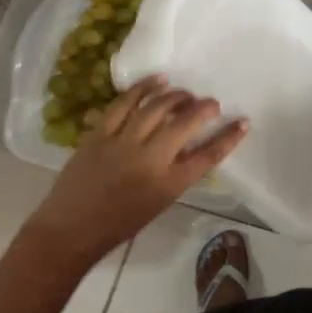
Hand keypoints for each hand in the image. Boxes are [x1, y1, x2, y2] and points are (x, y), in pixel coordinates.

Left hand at [31, 76, 247, 260]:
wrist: (69, 231)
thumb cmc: (117, 225)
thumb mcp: (157, 203)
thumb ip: (175, 174)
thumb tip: (189, 145)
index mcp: (167, 185)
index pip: (207, 156)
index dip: (228, 138)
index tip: (242, 122)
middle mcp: (149, 161)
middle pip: (185, 124)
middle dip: (203, 109)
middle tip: (212, 103)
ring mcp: (122, 144)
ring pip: (155, 107)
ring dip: (175, 96)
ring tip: (185, 93)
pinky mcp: (100, 134)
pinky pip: (124, 103)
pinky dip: (142, 88)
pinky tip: (157, 81)